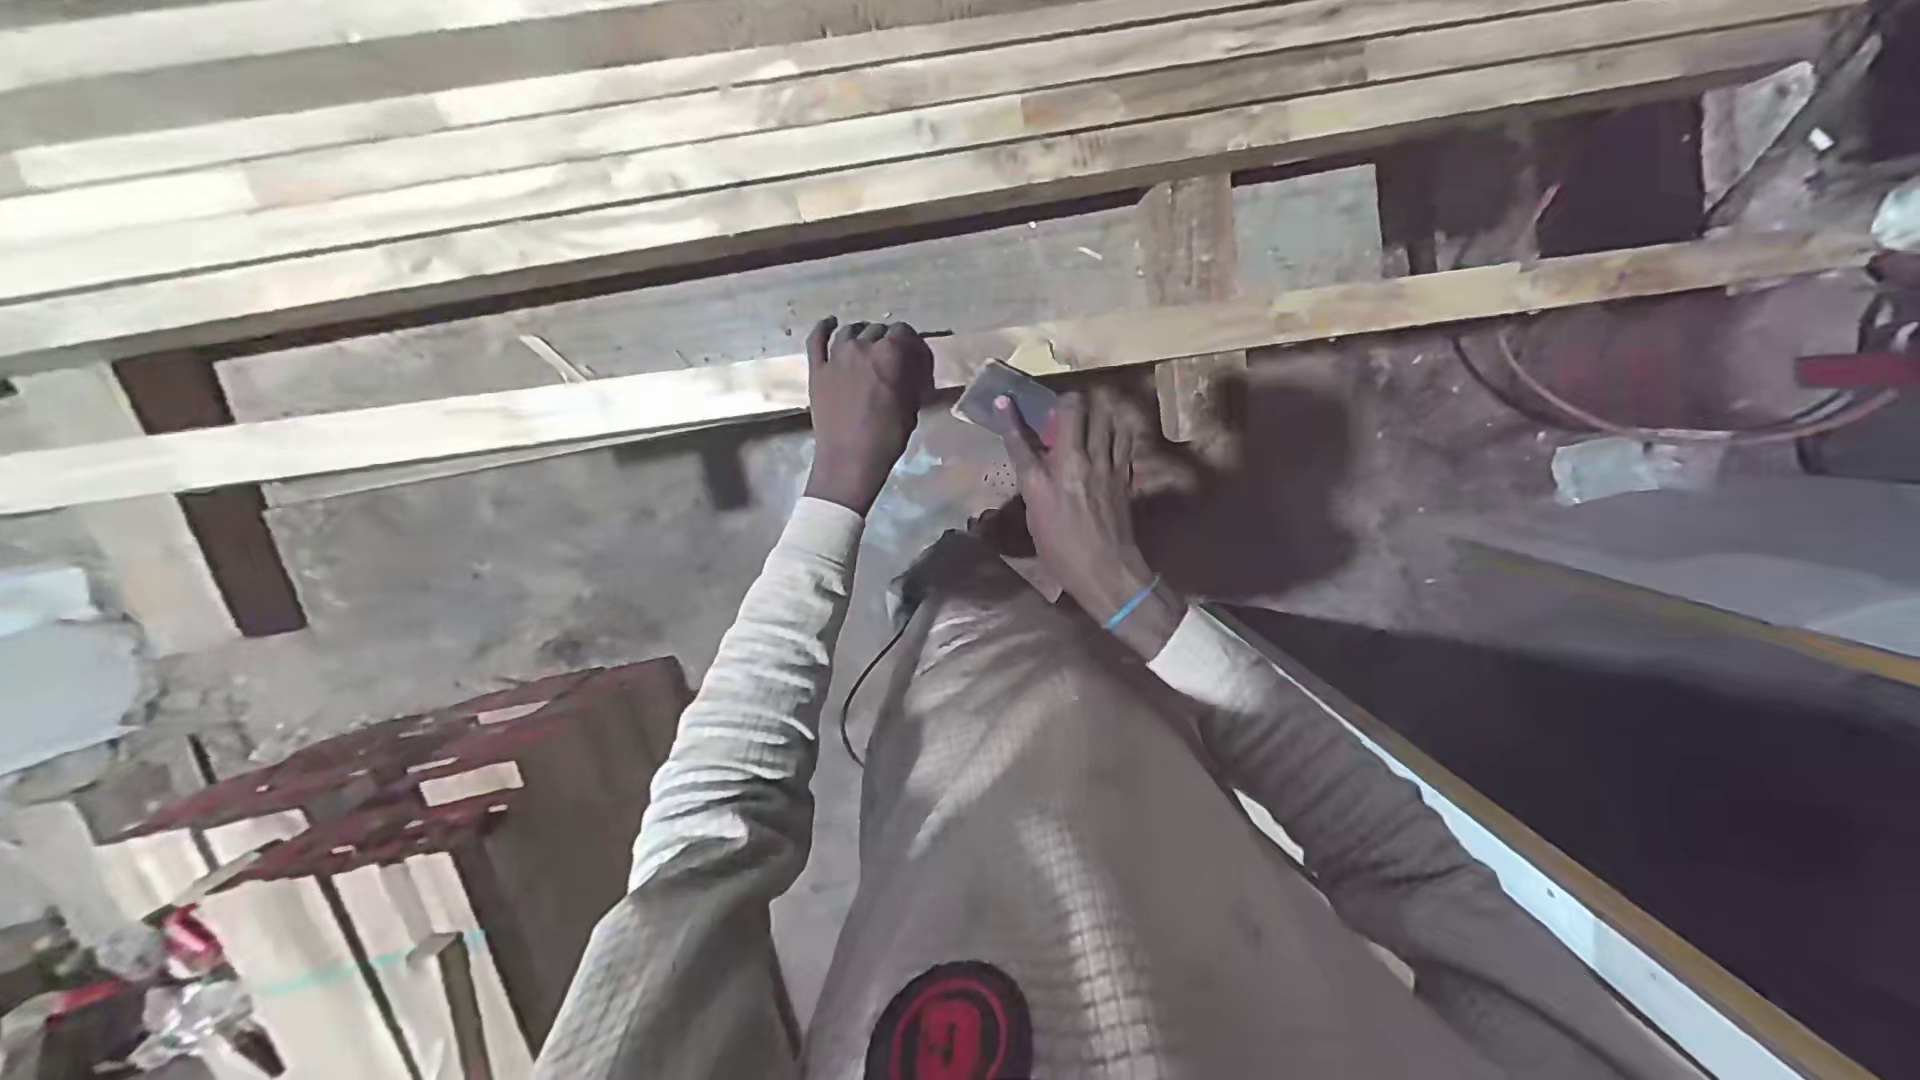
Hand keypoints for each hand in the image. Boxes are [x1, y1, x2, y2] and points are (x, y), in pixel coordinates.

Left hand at [803, 317, 933, 514]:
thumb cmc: (887, 437)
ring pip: (850, 331)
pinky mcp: (817, 369)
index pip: (904, 332)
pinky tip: (830, 323)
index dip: (911, 342)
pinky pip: (817, 339)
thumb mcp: (911, 408)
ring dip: (862, 334)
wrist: (850, 459)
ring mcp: (835, 356)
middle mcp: (862, 347)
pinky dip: (824, 328)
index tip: (914, 354)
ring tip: (866, 343)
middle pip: (877, 330)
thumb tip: (913, 370)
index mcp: (889, 354)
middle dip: (887, 340)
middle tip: (891, 358)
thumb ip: (911, 381)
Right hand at [999, 390, 1183, 657]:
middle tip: (1063, 407)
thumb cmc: (1061, 554)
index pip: (1021, 441)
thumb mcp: (1035, 520)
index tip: (1005, 400)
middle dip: (1066, 402)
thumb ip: (1035, 487)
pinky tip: (1110, 438)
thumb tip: (1038, 468)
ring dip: (1095, 414)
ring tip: (1090, 419)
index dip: (1010, 417)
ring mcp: (1102, 466)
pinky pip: (1122, 440)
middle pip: (1073, 411)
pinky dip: (1115, 433)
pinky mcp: (1123, 473)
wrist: (1105, 570)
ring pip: (1103, 418)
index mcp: (1041, 482)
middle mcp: (1072, 464)